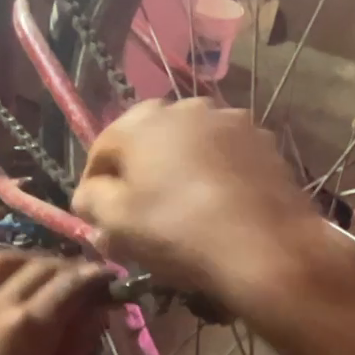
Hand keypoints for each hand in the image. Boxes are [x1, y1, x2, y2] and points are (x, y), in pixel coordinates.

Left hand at [0, 251, 111, 354]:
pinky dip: (3, 276)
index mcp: (26, 330)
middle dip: (69, 268)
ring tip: (52, 280)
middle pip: (39, 267)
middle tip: (89, 283)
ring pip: (2, 261)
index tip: (113, 278)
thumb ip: (80, 342)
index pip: (70, 283)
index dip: (96, 277)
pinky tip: (18, 293)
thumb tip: (98, 307)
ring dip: (32, 262)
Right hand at [72, 99, 351, 320]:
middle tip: (138, 210)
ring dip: (180, 167)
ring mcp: (229, 120)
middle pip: (149, 140)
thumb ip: (91, 201)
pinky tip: (219, 203)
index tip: (95, 216)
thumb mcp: (117, 224)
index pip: (103, 148)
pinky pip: (226, 154)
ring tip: (182, 206)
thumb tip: (89, 194)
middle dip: (140, 171)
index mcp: (141, 122)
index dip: (93, 184)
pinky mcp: (263, 140)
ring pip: (191, 144)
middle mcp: (185, 108)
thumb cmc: (179, 232)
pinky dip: (216, 172)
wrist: (266, 246)